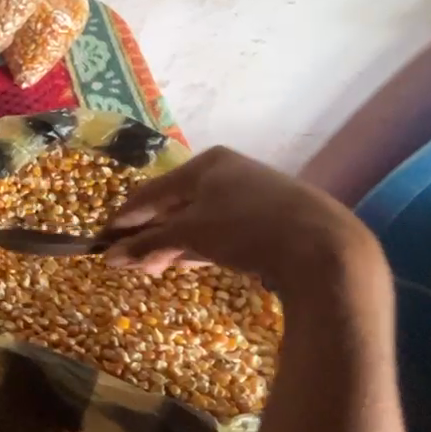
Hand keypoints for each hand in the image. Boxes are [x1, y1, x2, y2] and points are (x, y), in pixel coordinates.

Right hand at [102, 147, 384, 293]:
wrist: (328, 250)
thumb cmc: (246, 228)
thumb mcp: (187, 236)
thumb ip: (145, 244)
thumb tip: (109, 257)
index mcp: (206, 164)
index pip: (150, 192)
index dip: (124, 218)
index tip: (103, 240)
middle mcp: (229, 172)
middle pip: (174, 205)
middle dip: (149, 234)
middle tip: (131, 261)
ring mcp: (254, 194)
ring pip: (199, 219)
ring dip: (172, 243)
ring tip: (155, 267)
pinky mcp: (273, 218)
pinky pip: (223, 229)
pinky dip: (200, 245)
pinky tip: (188, 261)